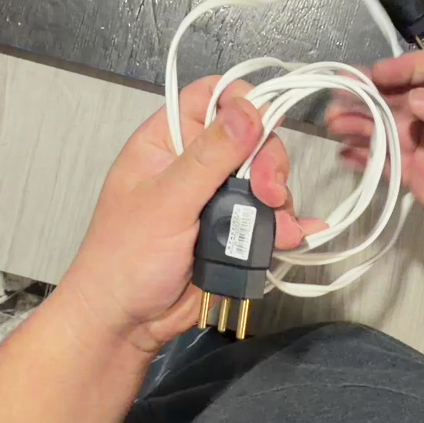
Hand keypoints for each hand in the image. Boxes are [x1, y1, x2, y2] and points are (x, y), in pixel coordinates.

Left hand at [57, 77, 316, 355]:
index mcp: (166, 141)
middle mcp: (194, 162)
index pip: (210, 97)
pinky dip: (286, 226)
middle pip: (250, 138)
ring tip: (280, 231)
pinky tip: (299, 236)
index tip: (262, 127)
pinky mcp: (233, 231)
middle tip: (269, 193)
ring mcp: (216, 198)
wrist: (124, 325)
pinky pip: (269, 218)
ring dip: (279, 201)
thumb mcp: (166, 202)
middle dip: (268, 163)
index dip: (242, 102)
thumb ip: (209, 157)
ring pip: (265, 179)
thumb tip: (249, 109)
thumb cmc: (125, 258)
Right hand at [326, 50, 423, 282]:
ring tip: (333, 121)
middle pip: (409, 97)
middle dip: (374, 93)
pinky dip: (366, 155)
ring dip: (363, 122)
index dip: (410, 67)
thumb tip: (416, 97)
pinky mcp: (421, 180)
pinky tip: (345, 152)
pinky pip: (389, 161)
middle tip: (340, 92)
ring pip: (392, 127)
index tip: (379, 72)